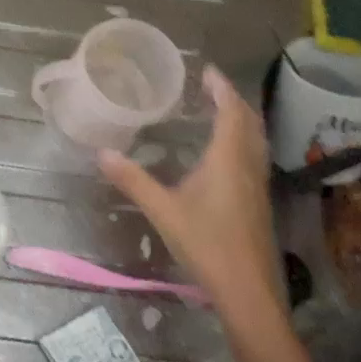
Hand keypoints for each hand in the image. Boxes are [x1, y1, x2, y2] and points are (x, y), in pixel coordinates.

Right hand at [98, 65, 281, 324]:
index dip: (221, 88)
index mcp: (228, 158)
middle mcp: (248, 165)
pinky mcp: (258, 203)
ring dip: (240, 121)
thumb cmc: (207, 244)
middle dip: (233, 100)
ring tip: (219, 113)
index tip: (208, 71)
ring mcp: (258, 185)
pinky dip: (242, 142)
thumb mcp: (163, 211)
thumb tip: (102, 153)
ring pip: (255, 141)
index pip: (230, 111)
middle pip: (248, 122)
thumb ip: (134, 180)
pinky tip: (224, 157)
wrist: (247, 289)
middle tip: (211, 88)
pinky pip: (254, 158)